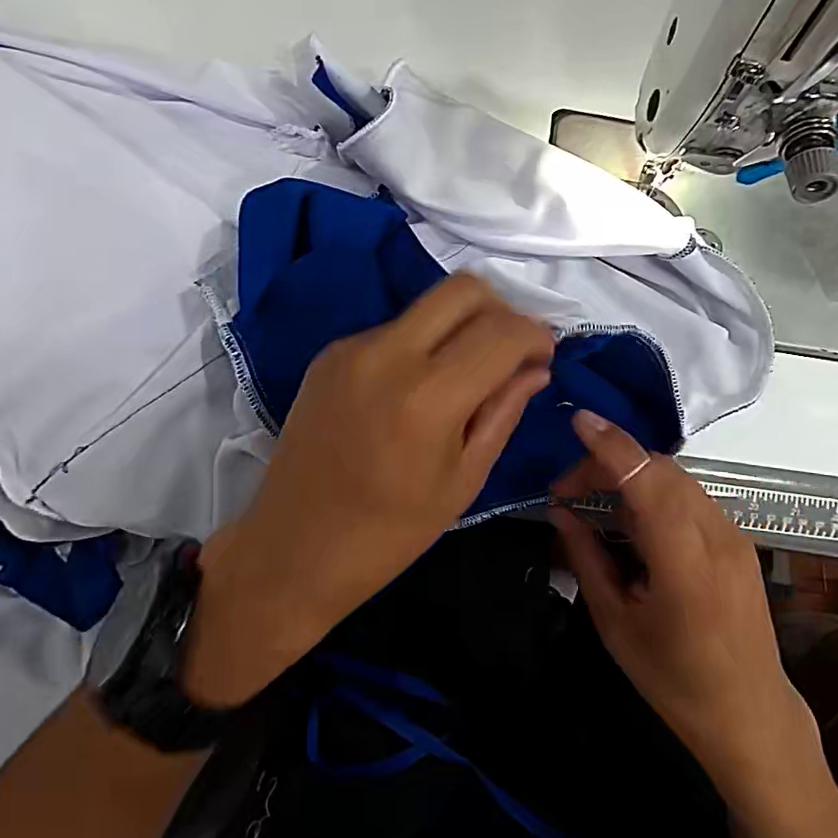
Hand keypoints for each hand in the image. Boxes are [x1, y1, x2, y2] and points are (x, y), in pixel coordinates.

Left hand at [183, 274, 553, 706]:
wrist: (292, 549)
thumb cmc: (389, 532)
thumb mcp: (463, 480)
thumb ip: (503, 412)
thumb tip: (536, 368)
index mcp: (428, 397)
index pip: (502, 331)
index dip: (536, 336)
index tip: (544, 357)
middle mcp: (388, 354)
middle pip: (464, 288)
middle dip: (503, 310)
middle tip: (511, 352)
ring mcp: (352, 348)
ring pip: (429, 306)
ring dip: (462, 326)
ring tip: (468, 374)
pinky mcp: (330, 353)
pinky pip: (396, 328)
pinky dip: (424, 343)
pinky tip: (420, 387)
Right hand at [552, 413, 837, 837]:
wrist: (749, 713)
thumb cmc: (674, 680)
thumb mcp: (616, 623)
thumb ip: (587, 558)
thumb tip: (560, 512)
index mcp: (685, 564)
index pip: (648, 482)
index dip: (612, 446)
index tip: (579, 420)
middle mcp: (717, 536)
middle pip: (661, 469)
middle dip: (611, 462)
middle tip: (568, 488)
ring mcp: (734, 534)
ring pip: (677, 478)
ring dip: (633, 474)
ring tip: (594, 499)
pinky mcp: (739, 539)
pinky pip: (690, 497)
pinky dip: (655, 491)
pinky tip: (632, 517)